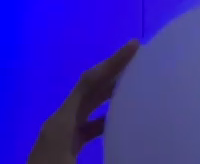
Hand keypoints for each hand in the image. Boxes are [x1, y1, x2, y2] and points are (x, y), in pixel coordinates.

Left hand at [26, 41, 139, 163]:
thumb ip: (112, 152)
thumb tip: (142, 149)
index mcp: (62, 123)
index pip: (90, 82)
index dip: (112, 62)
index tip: (134, 46)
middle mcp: (59, 123)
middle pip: (88, 89)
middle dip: (112, 73)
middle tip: (139, 61)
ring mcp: (58, 136)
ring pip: (85, 107)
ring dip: (107, 95)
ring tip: (133, 87)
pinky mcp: (59, 150)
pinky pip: (83, 126)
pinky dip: (100, 119)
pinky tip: (116, 124)